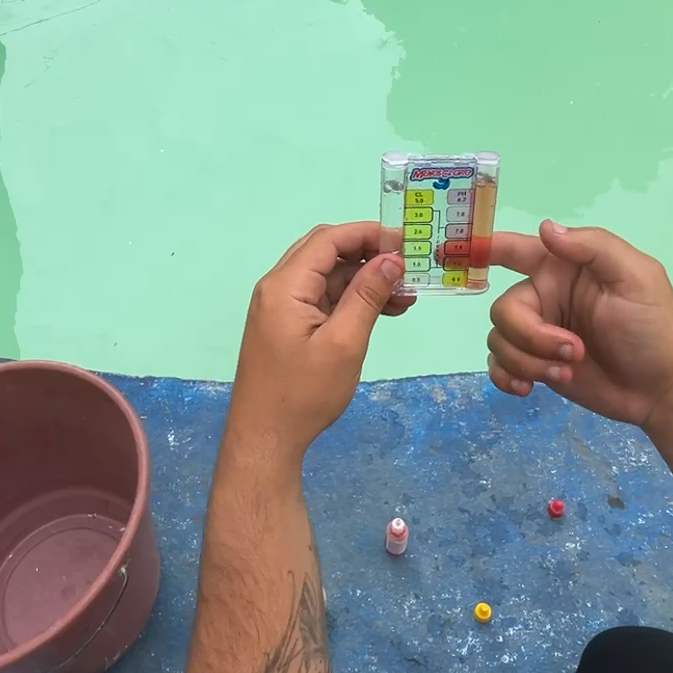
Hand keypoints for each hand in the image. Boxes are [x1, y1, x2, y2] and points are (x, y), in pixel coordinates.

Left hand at [227, 222, 412, 457]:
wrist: (265, 438)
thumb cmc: (303, 394)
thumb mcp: (344, 344)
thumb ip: (367, 296)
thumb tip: (392, 259)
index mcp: (285, 286)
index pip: (328, 239)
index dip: (368, 234)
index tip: (405, 243)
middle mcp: (277, 288)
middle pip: (326, 252)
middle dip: (368, 254)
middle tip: (407, 268)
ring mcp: (280, 306)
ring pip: (327, 276)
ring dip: (364, 280)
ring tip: (405, 297)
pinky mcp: (287, 325)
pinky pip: (322, 298)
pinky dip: (351, 299)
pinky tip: (383, 311)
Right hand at [485, 220, 672, 425]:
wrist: (660, 387)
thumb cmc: (652, 326)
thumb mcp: (635, 276)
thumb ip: (593, 246)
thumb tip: (545, 229)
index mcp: (561, 269)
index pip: (514, 250)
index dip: (481, 247)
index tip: (450, 252)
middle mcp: (542, 298)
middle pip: (503, 310)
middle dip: (531, 336)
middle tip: (572, 351)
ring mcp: (536, 333)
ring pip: (499, 340)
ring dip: (529, 361)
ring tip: (567, 371)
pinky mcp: (533, 364)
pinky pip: (498, 365)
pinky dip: (506, 377)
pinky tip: (529, 389)